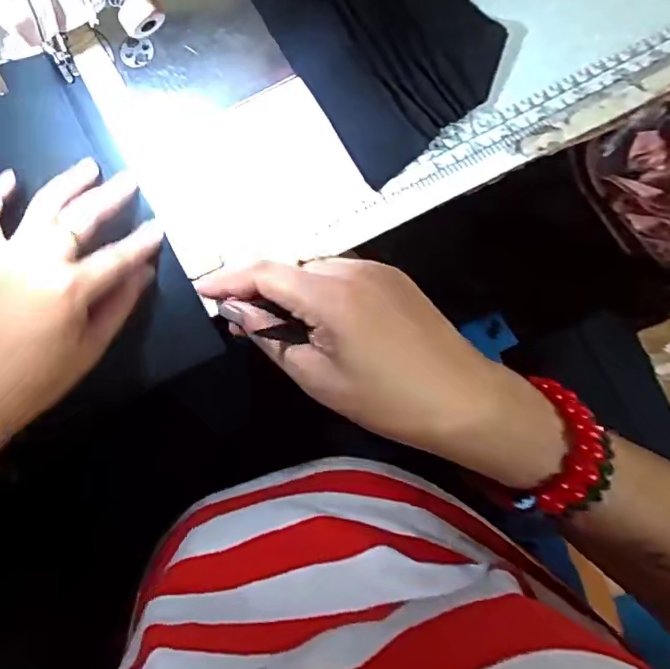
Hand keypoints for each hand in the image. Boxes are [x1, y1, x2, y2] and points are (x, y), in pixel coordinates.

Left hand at [0, 159, 164, 458]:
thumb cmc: (42, 378)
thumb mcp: (92, 347)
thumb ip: (120, 304)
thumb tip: (144, 271)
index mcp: (70, 288)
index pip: (117, 256)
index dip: (143, 241)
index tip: (161, 226)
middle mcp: (40, 261)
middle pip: (81, 219)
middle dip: (110, 197)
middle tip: (131, 179)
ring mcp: (10, 256)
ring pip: (41, 208)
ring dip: (66, 183)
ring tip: (89, 167)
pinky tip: (11, 178)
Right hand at [196, 258, 566, 487]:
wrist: (466, 401)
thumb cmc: (387, 400)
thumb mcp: (317, 377)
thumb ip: (270, 336)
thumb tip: (237, 311)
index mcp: (329, 292)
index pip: (264, 272)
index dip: (228, 279)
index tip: (202, 291)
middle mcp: (350, 267)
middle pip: (289, 269)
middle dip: (259, 288)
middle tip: (238, 320)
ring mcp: (376, 269)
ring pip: (314, 271)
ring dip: (290, 291)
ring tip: (277, 324)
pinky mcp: (392, 278)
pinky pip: (340, 276)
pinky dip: (318, 292)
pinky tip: (318, 321)